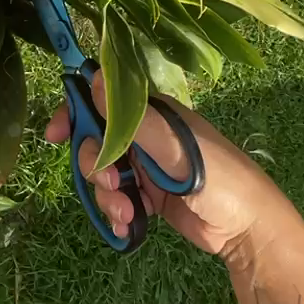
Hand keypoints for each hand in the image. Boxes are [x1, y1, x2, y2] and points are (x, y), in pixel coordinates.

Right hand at [45, 76, 301, 263]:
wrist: (248, 228)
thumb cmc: (215, 174)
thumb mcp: (170, 143)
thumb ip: (128, 114)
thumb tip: (94, 74)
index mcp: (151, 113)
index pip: (101, 102)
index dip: (74, 114)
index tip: (55, 135)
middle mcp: (144, 136)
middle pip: (95, 143)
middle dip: (94, 167)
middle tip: (110, 184)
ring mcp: (146, 167)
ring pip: (103, 175)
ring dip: (107, 197)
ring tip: (127, 215)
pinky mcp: (148, 197)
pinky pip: (117, 200)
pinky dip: (117, 215)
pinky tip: (127, 229)